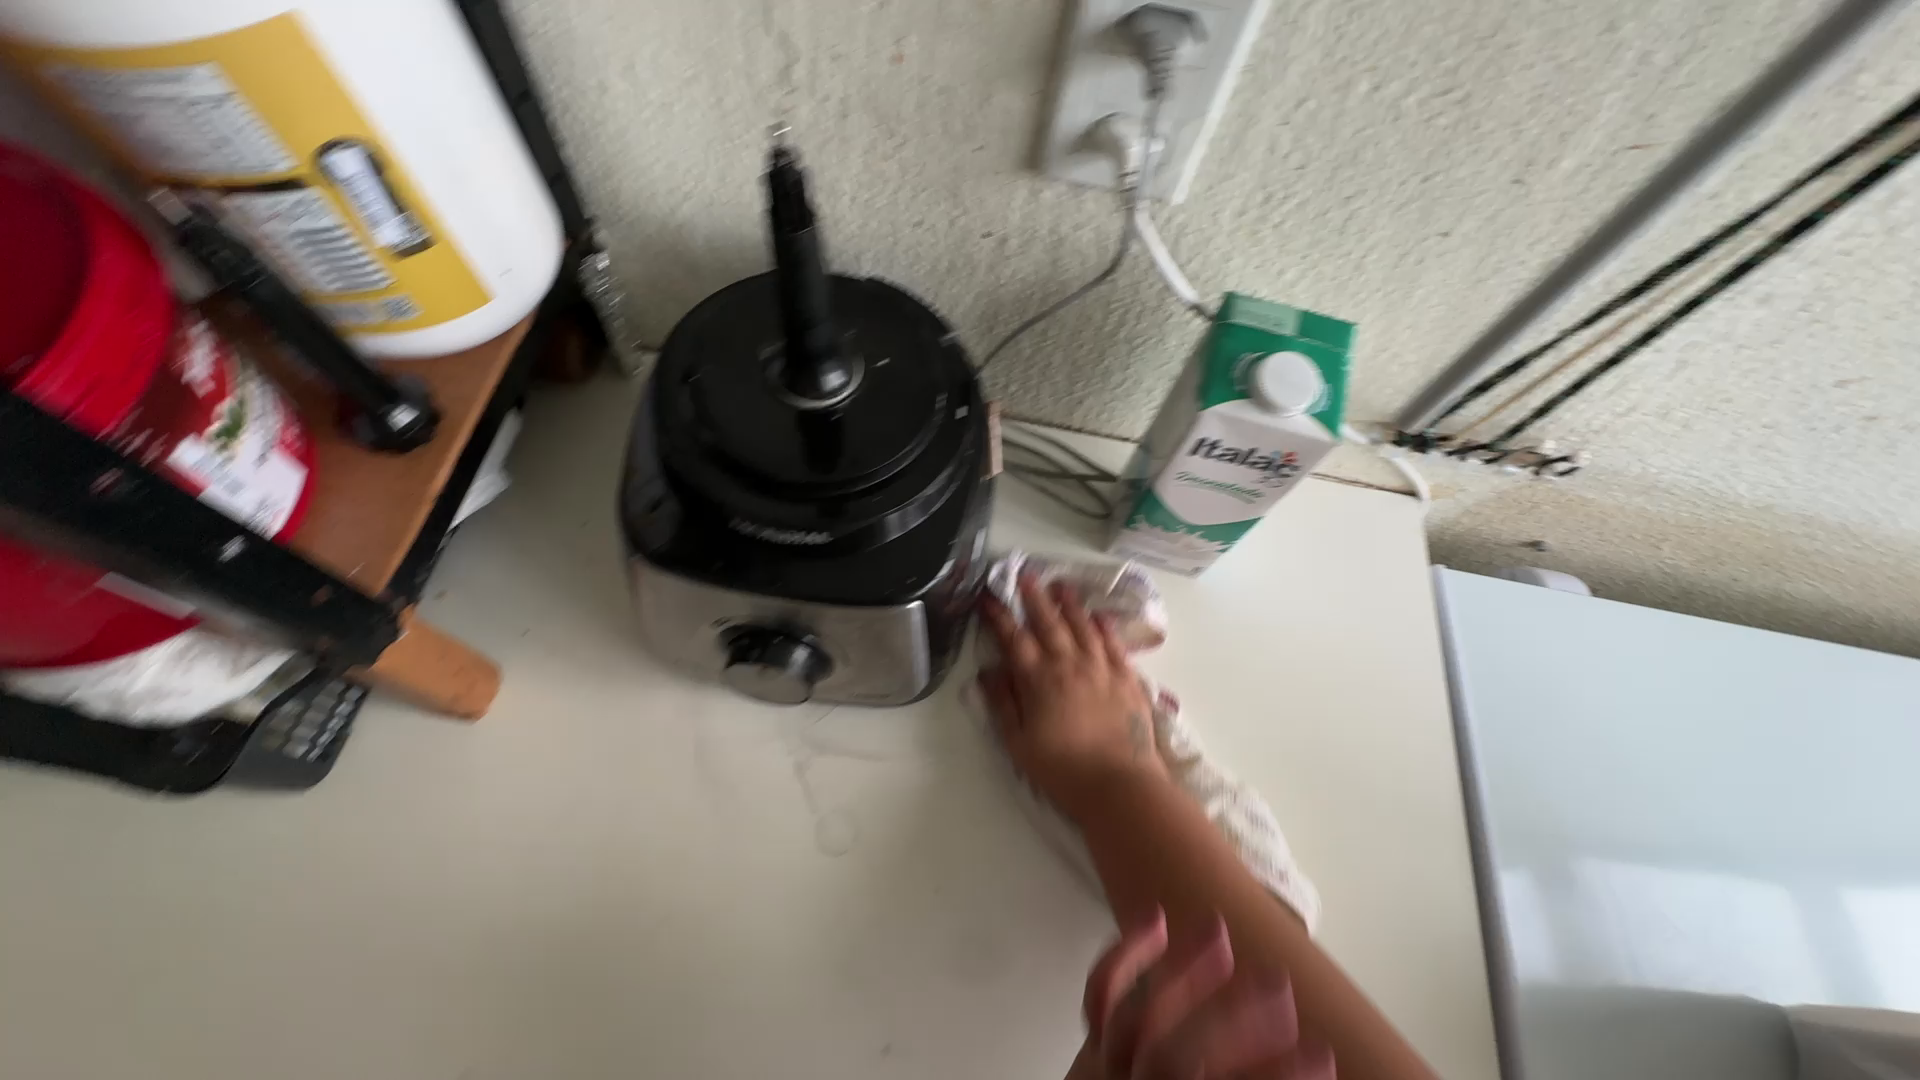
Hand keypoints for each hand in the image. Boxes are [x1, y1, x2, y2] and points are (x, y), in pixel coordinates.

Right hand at [978, 576, 1164, 820]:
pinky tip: (1099, 616)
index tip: (987, 597)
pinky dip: (1104, 627)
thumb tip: (988, 672)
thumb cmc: (1063, 770)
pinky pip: (1114, 644)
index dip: (998, 616)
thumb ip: (1002, 704)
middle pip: (1049, 623)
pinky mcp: (1128, 679)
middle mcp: (1069, 665)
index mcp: (1038, 680)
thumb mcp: (1018, 744)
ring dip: (1070, 604)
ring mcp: (1102, 669)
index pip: (1013, 639)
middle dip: (1034, 597)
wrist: (1120, 785)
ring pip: (1083, 626)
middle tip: (1026, 574)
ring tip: (1061, 584)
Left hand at [1068, 910, 1334, 1079]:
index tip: (1322, 1049)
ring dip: (1181, 966)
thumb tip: (1316, 1055)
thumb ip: (1263, 1074)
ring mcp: (1110, 1069)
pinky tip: (1156, 916)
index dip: (1281, 1075)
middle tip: (1279, 981)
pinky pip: (1101, 995)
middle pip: (1177, 1059)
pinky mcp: (1096, 1043)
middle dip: (1229, 1017)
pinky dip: (1126, 953)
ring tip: (1217, 926)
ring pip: (1135, 1017)